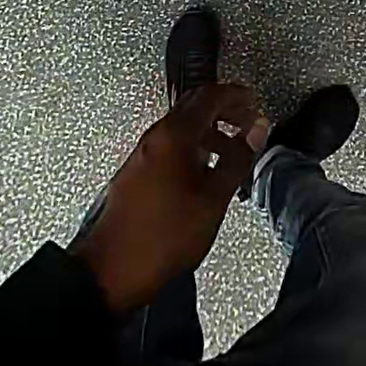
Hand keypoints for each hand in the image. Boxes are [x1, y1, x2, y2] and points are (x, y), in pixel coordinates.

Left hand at [71, 84, 266, 313]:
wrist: (110, 272)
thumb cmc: (160, 238)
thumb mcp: (212, 199)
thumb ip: (238, 159)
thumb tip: (256, 131)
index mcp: (175, 135)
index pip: (210, 95)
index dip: (236, 94)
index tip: (252, 100)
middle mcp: (157, 136)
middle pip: (194, 103)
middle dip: (224, 107)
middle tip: (246, 118)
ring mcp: (144, 152)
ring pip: (183, 123)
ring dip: (210, 127)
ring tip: (232, 147)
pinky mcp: (138, 170)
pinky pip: (171, 142)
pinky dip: (194, 143)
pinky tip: (206, 168)